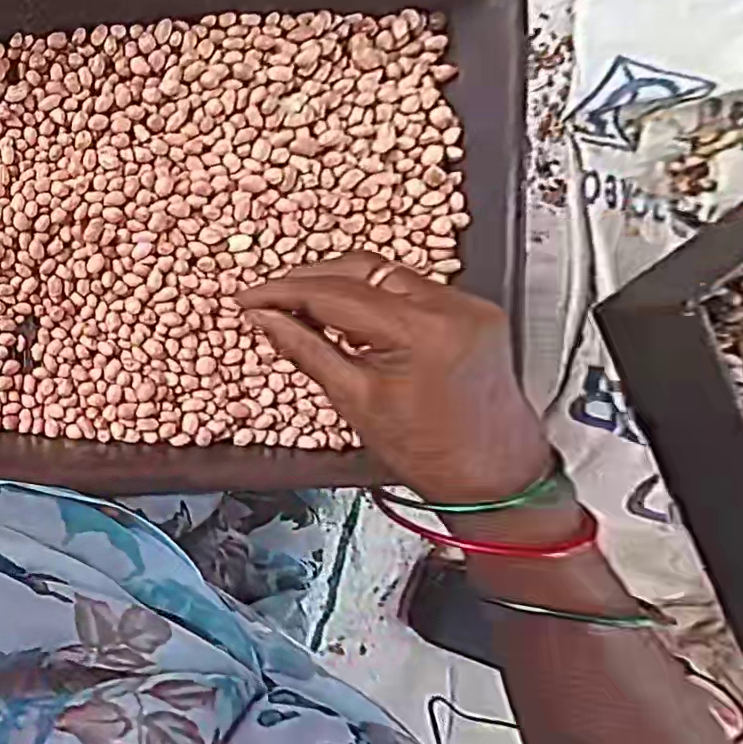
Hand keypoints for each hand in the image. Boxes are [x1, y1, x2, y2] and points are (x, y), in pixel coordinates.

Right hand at [235, 252, 551, 502]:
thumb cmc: (426, 448)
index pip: (333, 293)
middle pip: (358, 269)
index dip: (281, 292)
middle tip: (266, 298)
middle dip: (304, 280)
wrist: (495, 474)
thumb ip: (302, 346)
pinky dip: (362, 293)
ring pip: (380, 272)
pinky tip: (336, 312)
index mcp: (420, 332)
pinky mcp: (469, 311)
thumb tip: (264, 317)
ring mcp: (466, 306)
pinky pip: (402, 286)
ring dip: (332, 282)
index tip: (248, 299)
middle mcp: (451, 308)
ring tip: (295, 304)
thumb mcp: (349, 396)